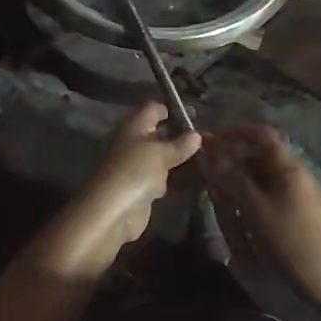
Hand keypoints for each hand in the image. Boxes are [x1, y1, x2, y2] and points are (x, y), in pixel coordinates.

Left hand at [43, 103, 200, 277]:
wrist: (112, 212)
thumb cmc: (136, 171)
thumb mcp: (162, 153)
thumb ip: (180, 144)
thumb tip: (196, 135)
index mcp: (135, 126)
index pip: (154, 108)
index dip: (173, 108)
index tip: (195, 115)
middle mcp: (135, 142)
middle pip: (160, 132)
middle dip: (182, 134)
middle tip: (208, 136)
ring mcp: (138, 165)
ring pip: (164, 155)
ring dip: (182, 157)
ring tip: (208, 156)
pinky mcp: (143, 187)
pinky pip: (164, 176)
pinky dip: (178, 177)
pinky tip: (197, 177)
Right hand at [202, 126, 320, 309]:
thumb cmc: (292, 242)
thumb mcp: (257, 210)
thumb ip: (232, 179)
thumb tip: (207, 154)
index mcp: (288, 166)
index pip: (260, 135)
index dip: (234, 134)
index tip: (208, 143)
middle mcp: (294, 174)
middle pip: (259, 155)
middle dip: (232, 159)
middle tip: (205, 172)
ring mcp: (296, 194)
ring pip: (261, 177)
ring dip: (238, 181)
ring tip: (216, 194)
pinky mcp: (295, 213)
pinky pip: (267, 195)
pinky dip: (249, 198)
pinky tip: (236, 212)